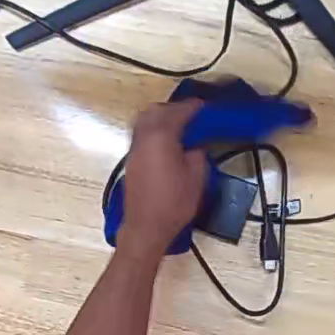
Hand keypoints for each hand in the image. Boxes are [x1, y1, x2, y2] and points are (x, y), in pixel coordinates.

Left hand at [118, 101, 207, 258]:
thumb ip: (197, 154)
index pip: (178, 113)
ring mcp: (134, 150)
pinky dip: (154, 131)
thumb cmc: (174, 203)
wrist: (146, 227)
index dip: (192, 107)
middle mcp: (144, 138)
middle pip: (155, 111)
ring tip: (178, 128)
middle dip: (172, 109)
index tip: (203, 106)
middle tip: (190, 116)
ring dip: (160, 118)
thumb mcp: (196, 177)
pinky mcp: (131, 162)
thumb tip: (195, 145)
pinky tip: (167, 143)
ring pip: (144, 121)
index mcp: (161, 137)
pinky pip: (142, 135)